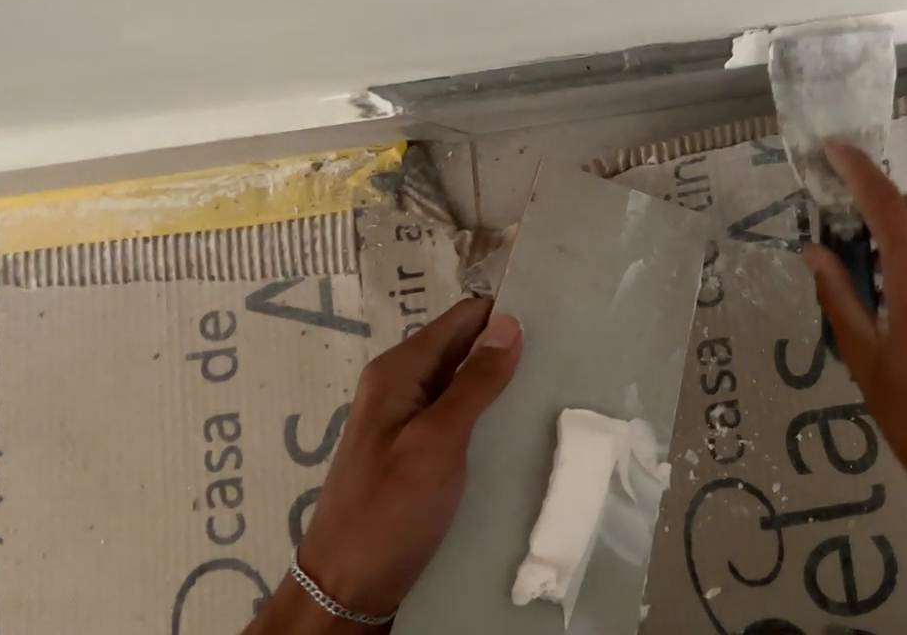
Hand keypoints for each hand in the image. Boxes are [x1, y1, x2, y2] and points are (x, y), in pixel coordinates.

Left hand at [245, 298, 521, 632]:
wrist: (345, 592)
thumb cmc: (389, 513)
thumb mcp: (437, 443)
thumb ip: (475, 382)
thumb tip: (510, 322)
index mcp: (398, 370)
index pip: (462, 318)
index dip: (504, 314)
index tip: (554, 318)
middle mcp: (400, 383)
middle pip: (464, 344)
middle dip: (507, 344)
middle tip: (561, 353)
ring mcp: (406, 415)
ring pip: (464, 377)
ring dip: (501, 377)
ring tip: (552, 382)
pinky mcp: (416, 445)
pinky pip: (459, 408)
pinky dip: (489, 407)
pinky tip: (519, 420)